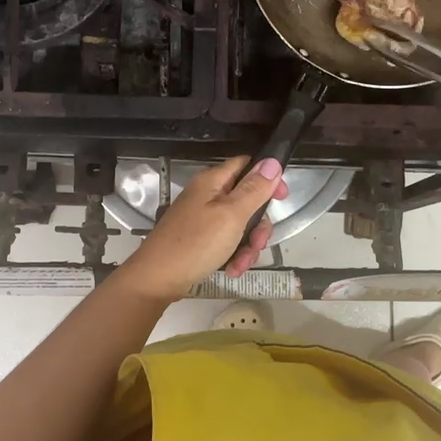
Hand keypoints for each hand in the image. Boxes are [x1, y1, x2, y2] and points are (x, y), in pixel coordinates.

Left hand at [109, 156, 289, 301]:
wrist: (157, 279)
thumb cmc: (196, 243)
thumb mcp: (231, 215)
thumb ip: (254, 189)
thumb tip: (272, 161)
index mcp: (212, 182)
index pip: (246, 165)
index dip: (267, 177)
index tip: (282, 197)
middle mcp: (207, 195)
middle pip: (247, 200)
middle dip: (258, 225)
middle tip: (257, 242)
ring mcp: (203, 218)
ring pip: (240, 225)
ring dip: (247, 245)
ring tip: (242, 263)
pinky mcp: (200, 239)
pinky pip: (227, 242)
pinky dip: (233, 255)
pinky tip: (232, 270)